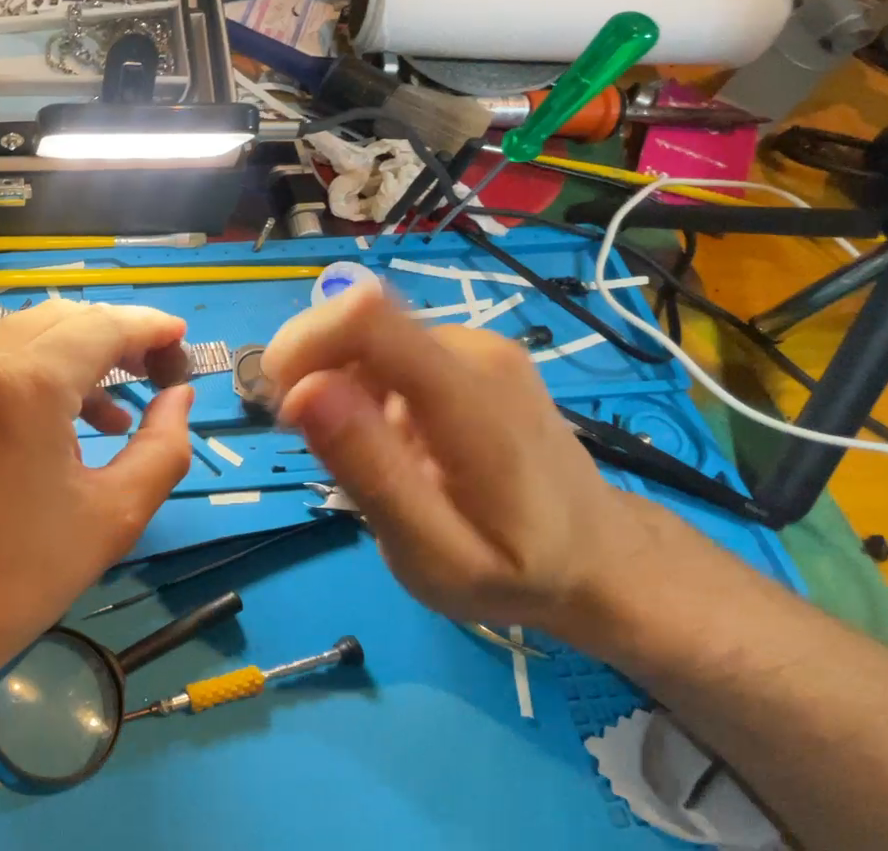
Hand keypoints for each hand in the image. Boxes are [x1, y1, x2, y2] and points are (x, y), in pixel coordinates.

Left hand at [0, 299, 195, 695]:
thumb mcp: (111, 518)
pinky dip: (19, 381)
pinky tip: (38, 436)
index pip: (100, 325)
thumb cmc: (12, 581)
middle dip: (109, 339)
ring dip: (66, 362)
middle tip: (148, 377)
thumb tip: (179, 396)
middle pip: (56, 321)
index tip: (180, 340)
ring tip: (106, 423)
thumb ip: (162, 447)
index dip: (148, 326)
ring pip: (13, 341)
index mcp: (21, 384)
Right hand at [262, 282, 660, 635]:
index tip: (286, 415)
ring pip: (359, 337)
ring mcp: (471, 345)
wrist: (601, 559)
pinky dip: (356, 385)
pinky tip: (382, 439)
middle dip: (308, 374)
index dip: (301, 348)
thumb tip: (303, 392)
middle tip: (317, 447)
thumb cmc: (514, 571)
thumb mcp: (436, 553)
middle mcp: (471, 349)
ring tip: (359, 455)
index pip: (362, 315)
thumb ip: (371, 472)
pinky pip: (381, 348)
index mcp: (469, 396)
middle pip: (350, 322)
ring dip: (330, 385)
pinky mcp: (463, 352)